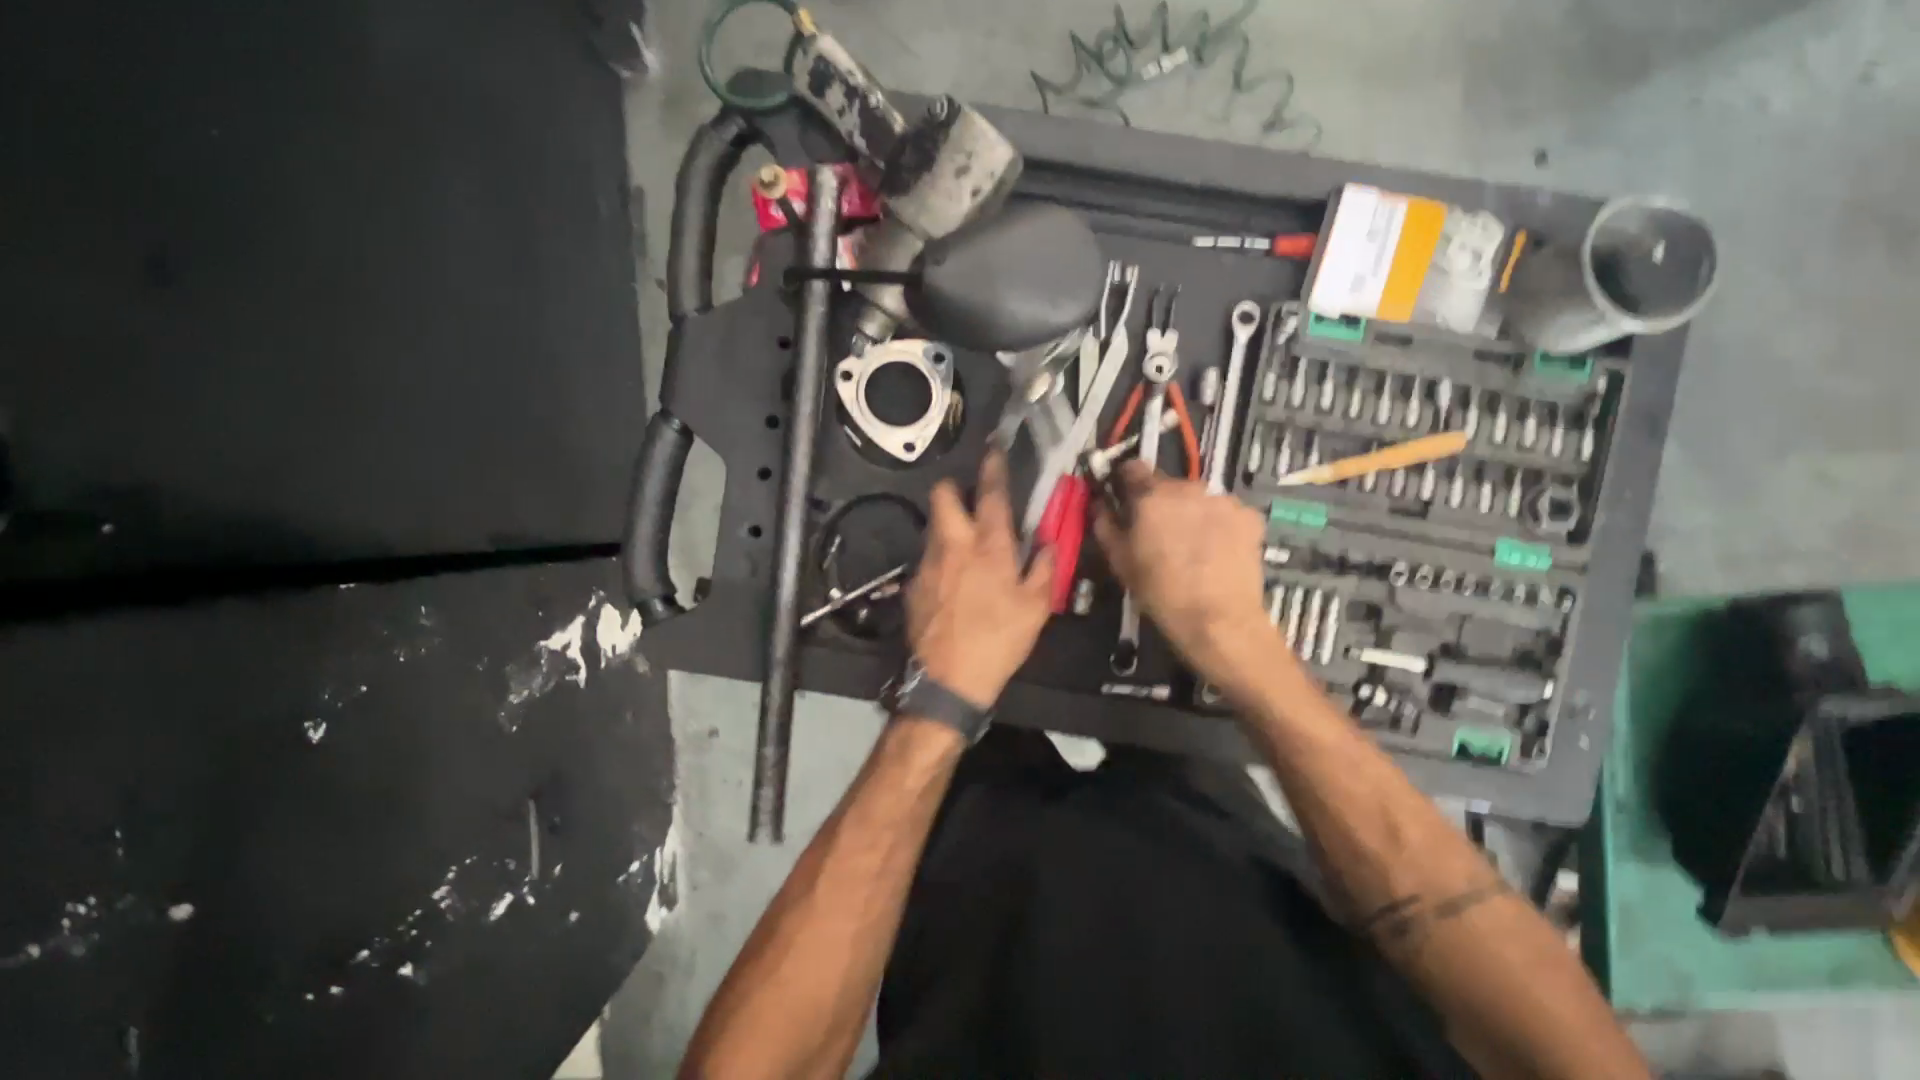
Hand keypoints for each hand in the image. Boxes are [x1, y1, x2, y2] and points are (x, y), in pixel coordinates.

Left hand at [904, 451, 1055, 708]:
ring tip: (966, 547)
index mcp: (988, 547)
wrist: (948, 679)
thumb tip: (1047, 543)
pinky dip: (940, 560)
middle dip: (955, 489)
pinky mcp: (912, 585)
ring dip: (949, 526)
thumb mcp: (1035, 608)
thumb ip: (1044, 568)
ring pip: (934, 526)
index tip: (993, 451)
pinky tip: (951, 583)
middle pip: (943, 495)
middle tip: (972, 501)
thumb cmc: (999, 640)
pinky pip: (927, 559)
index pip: (991, 494)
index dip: (992, 468)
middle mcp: (953, 546)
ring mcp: (927, 564)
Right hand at [1093, 461, 1284, 688]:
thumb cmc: (1161, 593)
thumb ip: (1106, 526)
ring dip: (1192, 513)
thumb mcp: (1121, 563)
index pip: (1133, 468)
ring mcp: (1223, 500)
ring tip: (1194, 548)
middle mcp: (1188, 488)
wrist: (1219, 620)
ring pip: (1199, 499)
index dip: (1127, 482)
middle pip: (1169, 486)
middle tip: (1162, 535)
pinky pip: (1226, 513)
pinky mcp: (1249, 515)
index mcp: (1151, 497)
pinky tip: (1219, 552)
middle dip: (1163, 504)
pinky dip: (1220, 525)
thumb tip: (1101, 505)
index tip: (1126, 500)